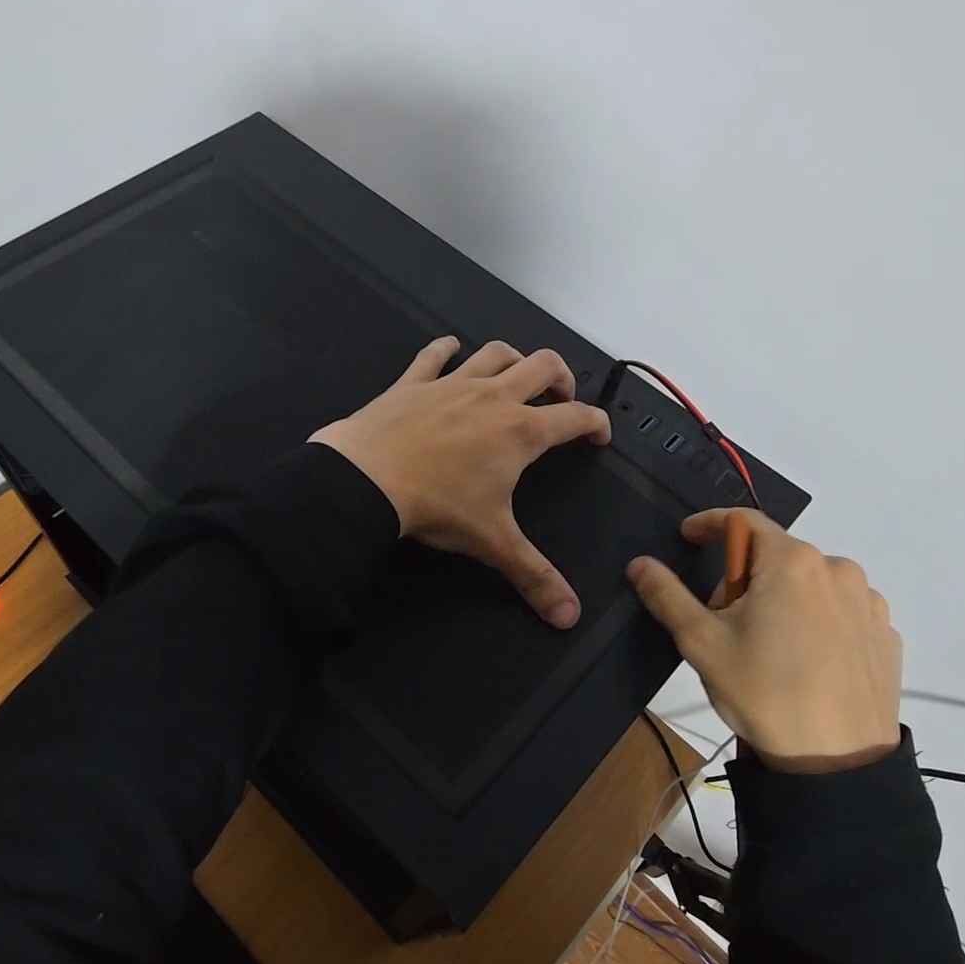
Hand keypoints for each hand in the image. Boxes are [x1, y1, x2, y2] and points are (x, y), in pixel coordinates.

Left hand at [311, 336, 611, 628]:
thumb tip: (569, 617)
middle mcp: (492, 398)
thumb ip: (534, 576)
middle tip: (561, 397)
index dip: (595, 423)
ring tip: (517, 372)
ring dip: (513, 358)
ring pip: (494, 353)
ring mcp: (450, 384)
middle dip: (561, 377)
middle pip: (542, 366)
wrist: (366, 479)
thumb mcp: (491, 542)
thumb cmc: (436, 505)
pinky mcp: (412, 382)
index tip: (599, 435)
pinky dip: (445, 348)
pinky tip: (449, 346)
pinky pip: (433, 355)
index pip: (574, 417)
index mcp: (520, 432)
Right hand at [627, 508, 901, 772]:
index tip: (688, 537)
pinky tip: (803, 662)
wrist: (838, 763)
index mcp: (792, 562)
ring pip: (809, 584)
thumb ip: (667, 595)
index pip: (743, 520)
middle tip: (725, 625)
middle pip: (775, 556)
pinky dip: (815, 623)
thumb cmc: (764, 693)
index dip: (709, 524)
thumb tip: (640, 564)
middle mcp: (839, 569)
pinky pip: (839, 611)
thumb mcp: (702, 643)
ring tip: (768, 651)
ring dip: (782, 600)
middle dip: (744, 579)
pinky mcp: (886, 635)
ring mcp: (869, 603)